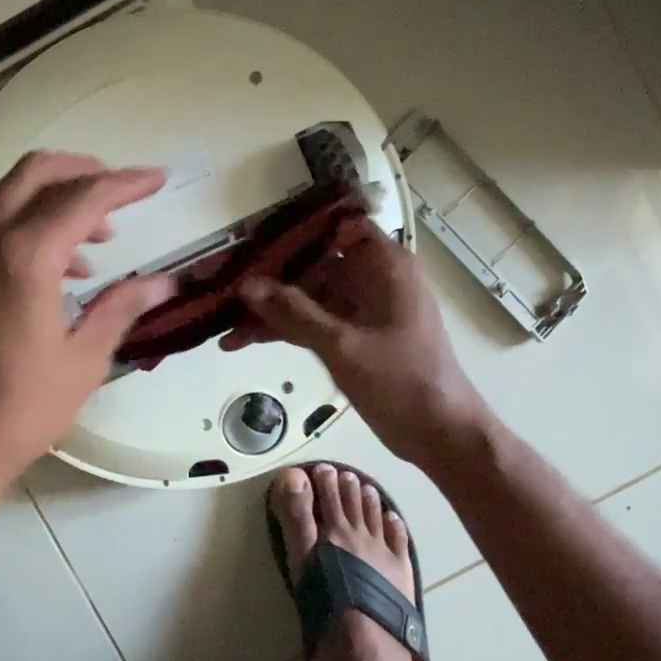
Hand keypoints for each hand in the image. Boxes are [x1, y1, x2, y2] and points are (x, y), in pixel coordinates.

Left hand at [0, 151, 176, 486]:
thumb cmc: (20, 409)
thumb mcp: (83, 359)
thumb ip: (122, 308)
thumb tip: (164, 283)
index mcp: (24, 256)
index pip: (83, 197)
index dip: (125, 184)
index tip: (157, 180)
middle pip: (35, 173)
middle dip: (83, 171)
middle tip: (122, 191)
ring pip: (10, 195)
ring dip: (55, 198)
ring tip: (100, 236)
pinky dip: (30, 224)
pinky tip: (62, 268)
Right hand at [220, 216, 486, 463]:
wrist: (439, 434)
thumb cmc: (402, 382)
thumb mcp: (342, 346)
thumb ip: (294, 313)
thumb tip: (246, 285)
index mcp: (385, 266)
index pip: (337, 226)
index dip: (297, 228)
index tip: (252, 237)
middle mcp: (374, 279)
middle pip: (314, 263)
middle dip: (269, 276)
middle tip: (222, 283)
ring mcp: (363, 310)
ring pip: (308, 297)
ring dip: (269, 309)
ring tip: (221, 321)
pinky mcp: (354, 337)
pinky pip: (312, 323)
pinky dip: (283, 330)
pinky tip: (241, 342)